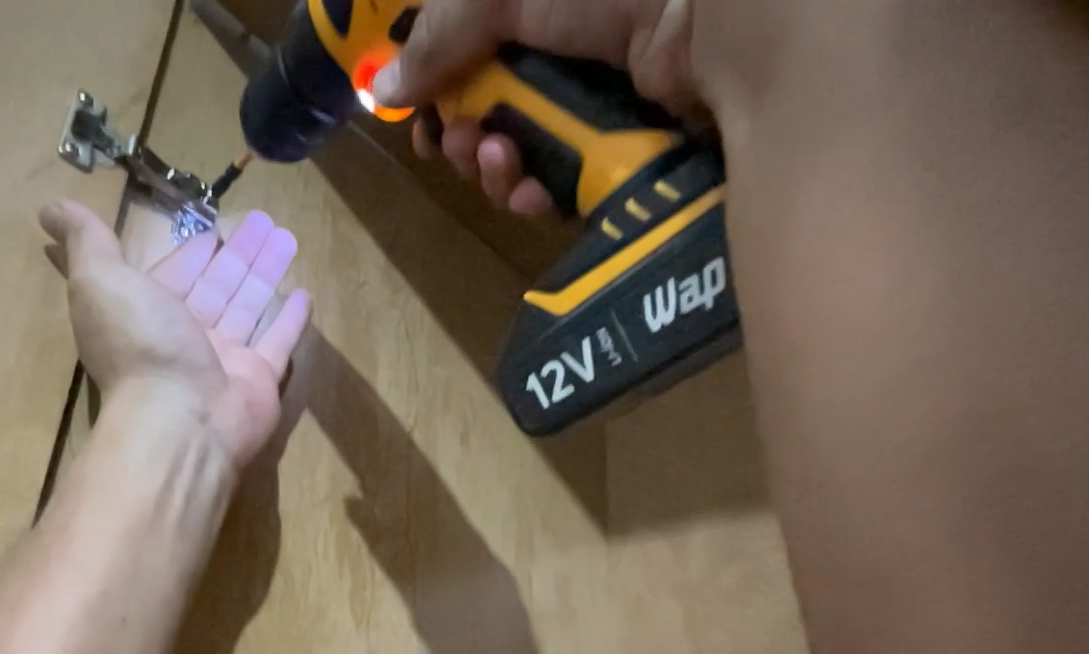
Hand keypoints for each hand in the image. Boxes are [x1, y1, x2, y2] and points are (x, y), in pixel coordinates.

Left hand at [40, 201, 311, 467]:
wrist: (180, 418)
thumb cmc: (140, 345)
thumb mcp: (99, 280)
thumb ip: (86, 243)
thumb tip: (50, 208)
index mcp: (149, 313)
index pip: (176, 274)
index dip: (193, 251)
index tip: (214, 227)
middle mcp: (186, 337)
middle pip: (218, 286)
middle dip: (240, 253)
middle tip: (266, 221)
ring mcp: (225, 361)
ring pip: (249, 307)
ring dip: (266, 274)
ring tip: (289, 239)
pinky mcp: (258, 381)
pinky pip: (277, 344)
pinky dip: (290, 320)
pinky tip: (304, 294)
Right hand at [373, 0, 699, 215]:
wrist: (708, 17)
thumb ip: (437, 40)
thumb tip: (380, 94)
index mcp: (528, 17)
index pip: (466, 67)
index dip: (435, 100)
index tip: (419, 125)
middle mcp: (555, 63)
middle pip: (487, 123)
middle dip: (461, 143)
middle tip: (458, 144)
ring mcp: (587, 113)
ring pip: (520, 166)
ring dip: (493, 174)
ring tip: (497, 159)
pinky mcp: (614, 158)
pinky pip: (559, 195)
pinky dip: (535, 200)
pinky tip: (531, 194)